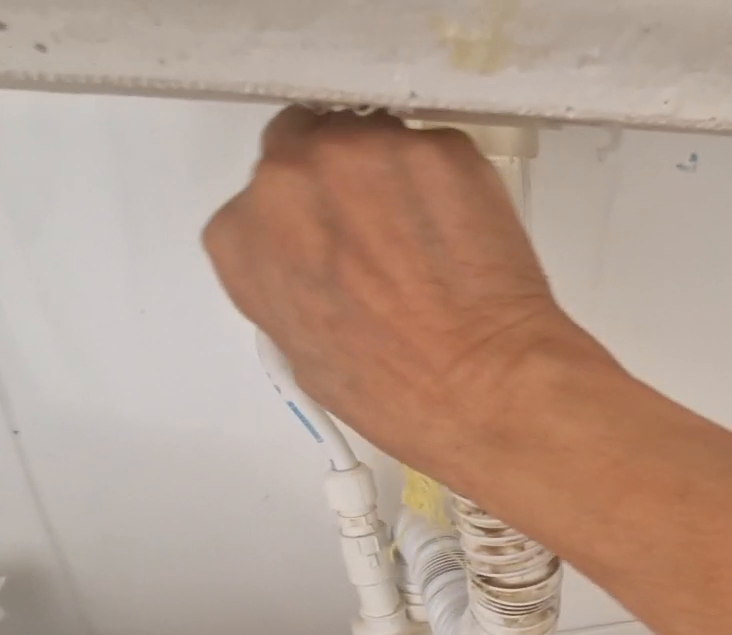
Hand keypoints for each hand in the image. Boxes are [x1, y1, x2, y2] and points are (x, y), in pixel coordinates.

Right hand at [204, 108, 609, 478]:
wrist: (488, 387)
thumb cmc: (407, 395)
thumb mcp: (311, 359)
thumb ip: (293, 289)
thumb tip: (322, 273)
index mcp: (244, 239)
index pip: (265, 203)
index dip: (310, 225)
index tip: (338, 247)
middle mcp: (291, 178)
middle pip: (308, 151)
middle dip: (344, 190)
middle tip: (389, 241)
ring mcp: (366, 152)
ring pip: (374, 143)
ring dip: (397, 182)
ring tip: (434, 248)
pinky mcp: (439, 150)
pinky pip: (438, 153)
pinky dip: (452, 188)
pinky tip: (468, 240)